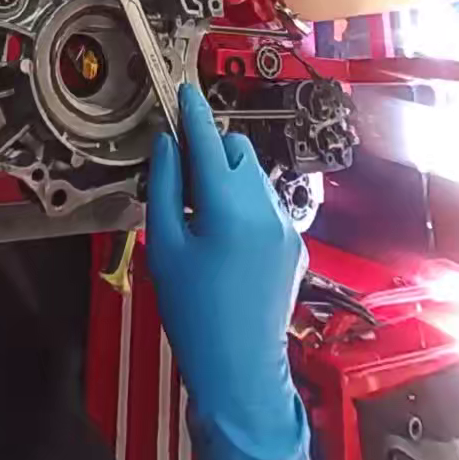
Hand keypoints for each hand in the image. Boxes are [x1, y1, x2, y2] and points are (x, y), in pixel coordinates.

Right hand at [147, 83, 309, 459]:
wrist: (241, 370)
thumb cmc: (191, 309)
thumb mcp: (164, 245)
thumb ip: (164, 186)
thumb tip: (167, 143)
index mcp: (227, 205)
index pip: (208, 140)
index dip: (193, 111)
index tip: (183, 89)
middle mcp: (264, 205)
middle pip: (238, 150)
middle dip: (211, 148)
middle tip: (182, 175)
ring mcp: (285, 224)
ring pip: (254, 174)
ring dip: (227, 175)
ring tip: (202, 212)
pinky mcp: (294, 242)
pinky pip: (266, 202)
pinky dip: (243, 201)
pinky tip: (225, 237)